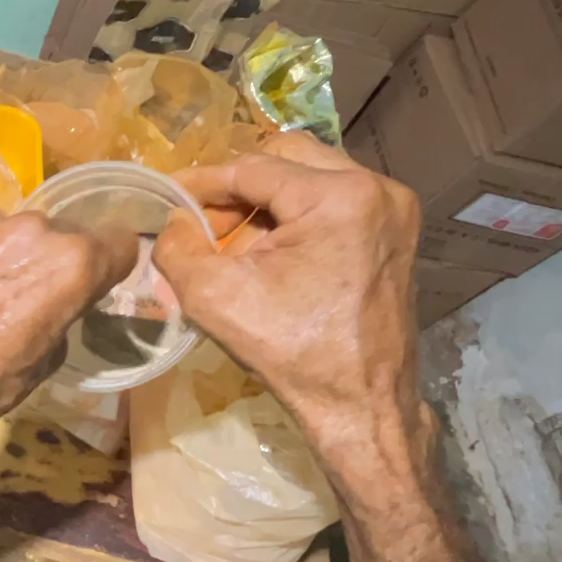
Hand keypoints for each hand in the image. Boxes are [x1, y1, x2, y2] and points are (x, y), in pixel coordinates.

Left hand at [0, 207, 134, 455]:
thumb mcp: (47, 360)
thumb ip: (65, 310)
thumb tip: (59, 297)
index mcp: (70, 264)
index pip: (117, 243)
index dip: (107, 267)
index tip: (91, 285)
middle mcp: (31, 228)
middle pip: (61, 234)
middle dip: (51, 261)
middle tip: (26, 298)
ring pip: (13, 229)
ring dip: (6, 253)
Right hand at [152, 132, 422, 454]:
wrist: (361, 403)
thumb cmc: (289, 351)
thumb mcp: (211, 296)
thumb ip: (176, 246)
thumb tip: (172, 220)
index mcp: (339, 197)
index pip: (252, 167)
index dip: (202, 181)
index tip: (168, 195)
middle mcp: (376, 188)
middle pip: (286, 158)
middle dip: (237, 186)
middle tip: (204, 222)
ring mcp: (393, 209)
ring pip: (310, 175)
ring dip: (264, 200)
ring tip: (233, 242)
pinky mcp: (394, 232)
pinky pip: (331, 200)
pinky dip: (292, 215)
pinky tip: (267, 252)